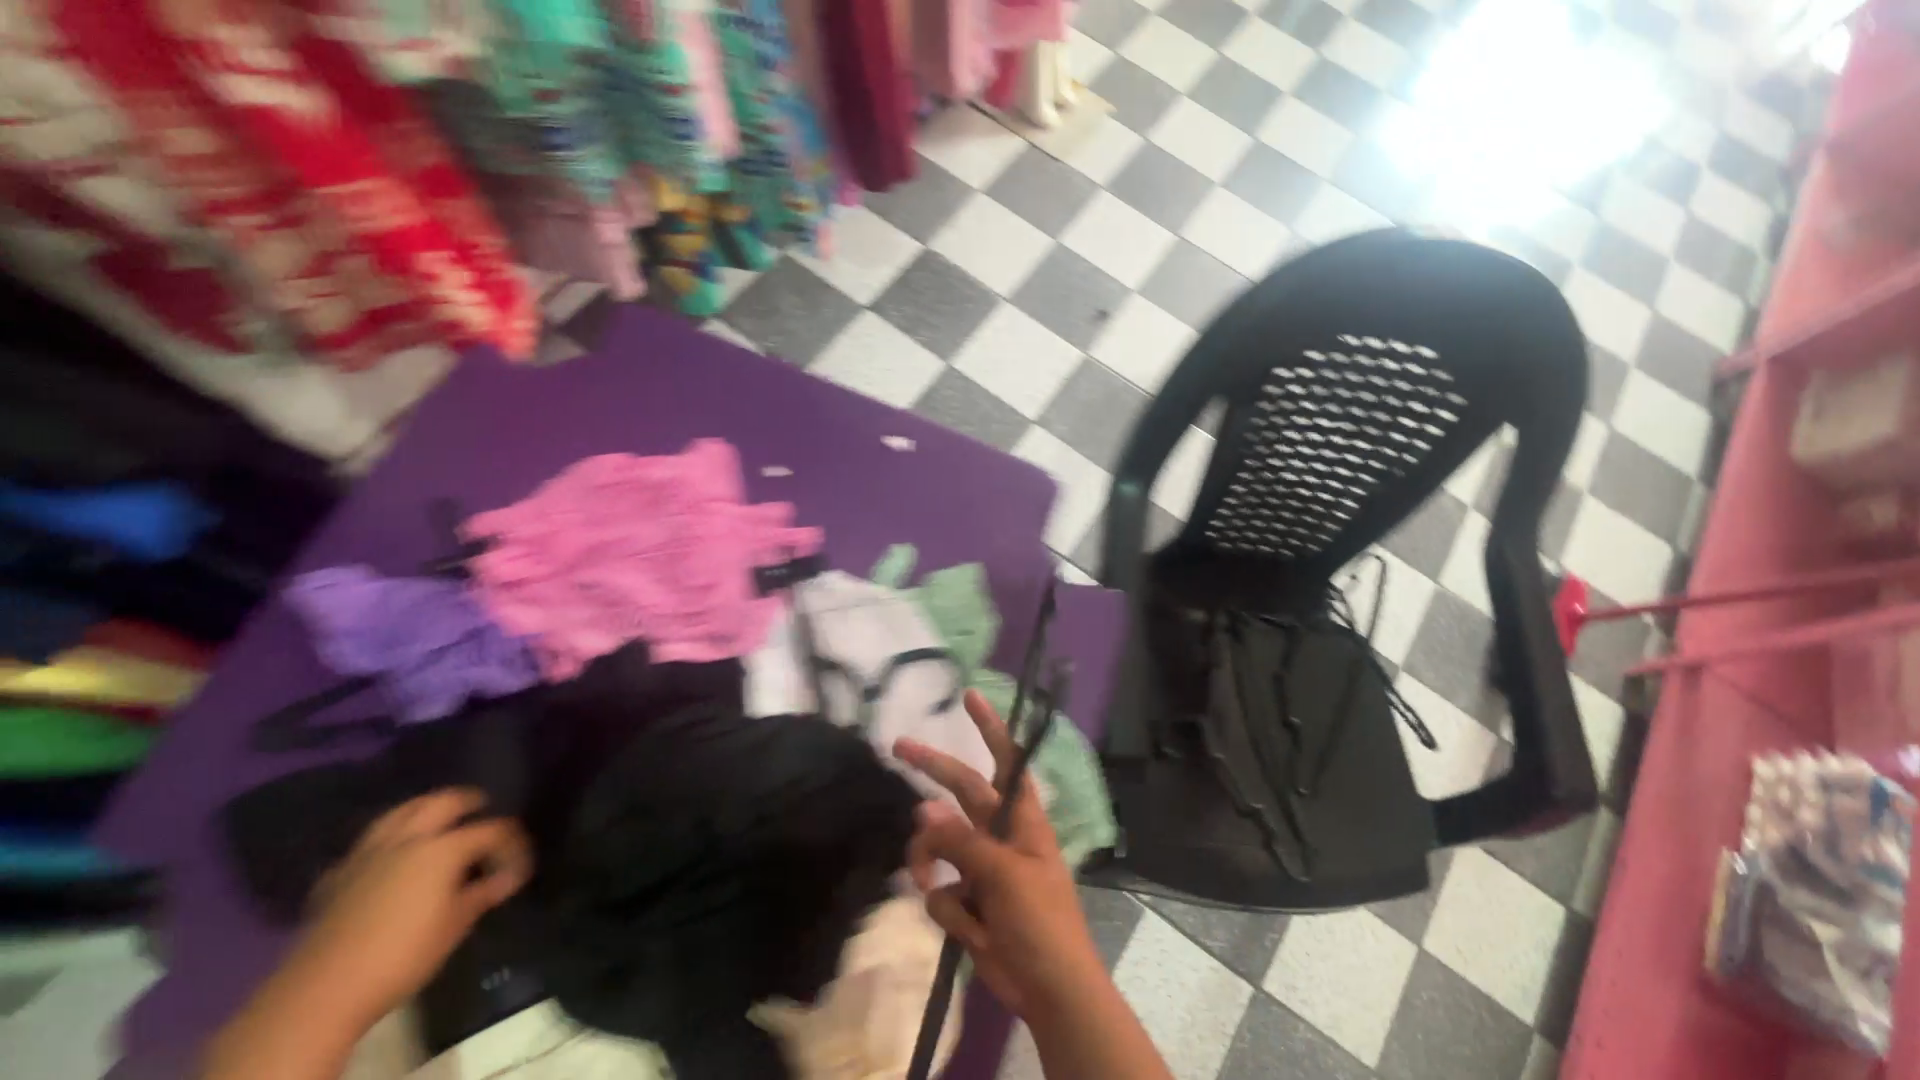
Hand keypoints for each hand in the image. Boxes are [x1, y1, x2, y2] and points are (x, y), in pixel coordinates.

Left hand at [289, 788, 531, 1023]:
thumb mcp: (455, 926)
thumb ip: (482, 894)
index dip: (512, 844)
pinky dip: (390, 838)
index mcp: (442, 849)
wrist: (325, 988)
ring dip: (426, 808)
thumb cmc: (404, 956)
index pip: (490, 830)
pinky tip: (392, 856)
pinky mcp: (340, 871)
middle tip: (483, 808)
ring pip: (402, 811)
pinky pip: (371, 840)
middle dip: (468, 802)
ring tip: (440, 819)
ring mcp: (368, 851)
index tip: (520, 865)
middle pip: (443, 802)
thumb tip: (505, 878)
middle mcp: (407, 839)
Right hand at [895, 690, 1104, 1017]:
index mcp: (1022, 821)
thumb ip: (961, 841)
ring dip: (931, 867)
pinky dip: (948, 911)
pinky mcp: (965, 903)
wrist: (1048, 989)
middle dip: (931, 772)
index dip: (990, 730)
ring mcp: (980, 869)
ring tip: (938, 890)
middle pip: (958, 794)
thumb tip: (922, 812)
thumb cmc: (1041, 922)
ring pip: (936, 847)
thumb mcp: (1004, 874)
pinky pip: (937, 891)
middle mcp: (999, 837)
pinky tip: (970, 931)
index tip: (970, 698)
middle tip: (898, 746)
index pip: (1006, 763)